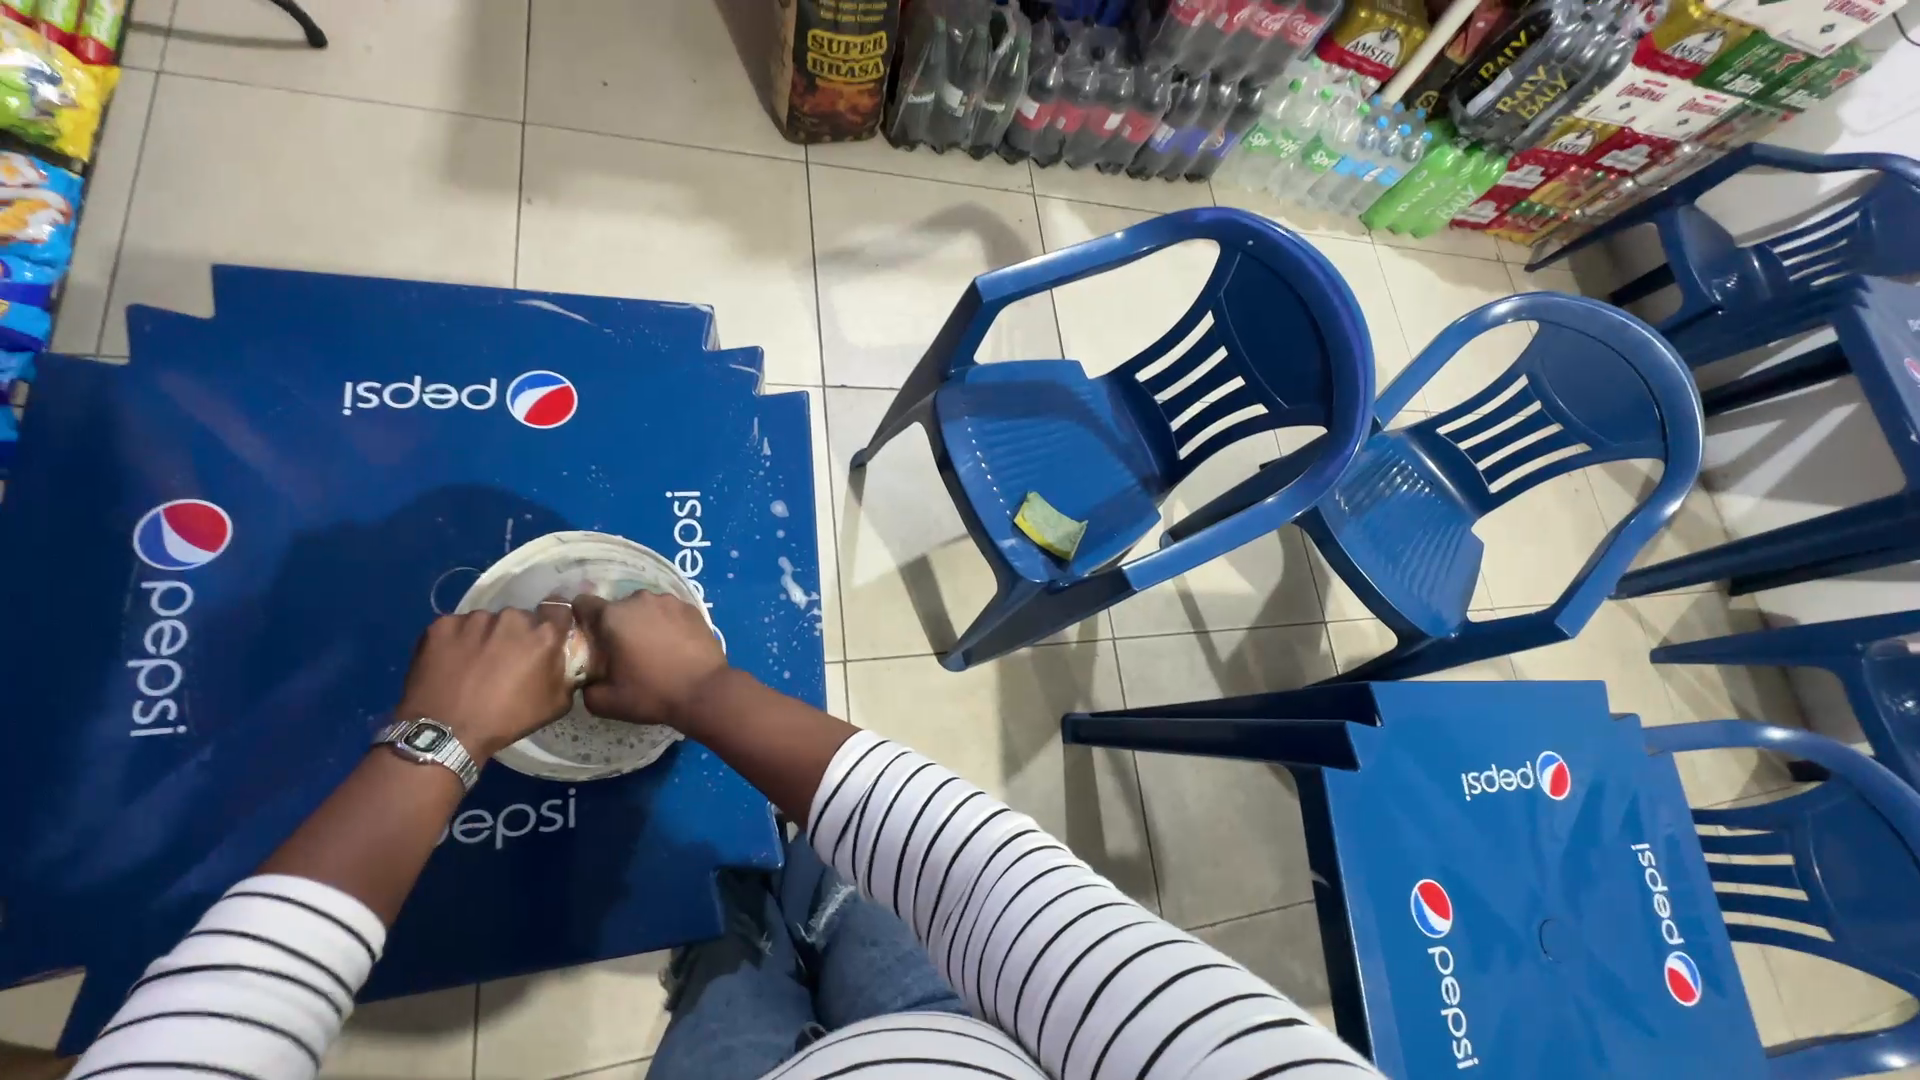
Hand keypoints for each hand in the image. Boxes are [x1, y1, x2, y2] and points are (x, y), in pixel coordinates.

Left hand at [395, 606, 575, 759]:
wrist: (445, 733)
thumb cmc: (507, 720)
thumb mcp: (556, 703)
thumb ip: (567, 672)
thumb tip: (564, 660)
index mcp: (544, 635)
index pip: (558, 609)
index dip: (554, 621)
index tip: (546, 634)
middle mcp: (512, 618)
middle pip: (520, 618)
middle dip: (516, 635)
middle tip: (505, 660)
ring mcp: (474, 619)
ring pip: (487, 622)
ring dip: (486, 637)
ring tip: (474, 664)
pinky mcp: (441, 625)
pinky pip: (456, 627)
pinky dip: (457, 640)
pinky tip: (451, 662)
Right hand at [571, 591, 728, 729]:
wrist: (705, 691)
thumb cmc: (652, 693)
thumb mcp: (605, 701)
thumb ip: (586, 687)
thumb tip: (589, 679)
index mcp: (613, 616)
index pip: (583, 604)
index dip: (581, 620)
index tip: (590, 640)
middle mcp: (639, 599)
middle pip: (616, 607)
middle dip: (616, 626)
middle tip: (625, 653)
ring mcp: (669, 601)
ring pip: (645, 608)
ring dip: (643, 622)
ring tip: (654, 649)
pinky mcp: (692, 607)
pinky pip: (669, 611)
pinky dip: (667, 623)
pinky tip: (675, 645)